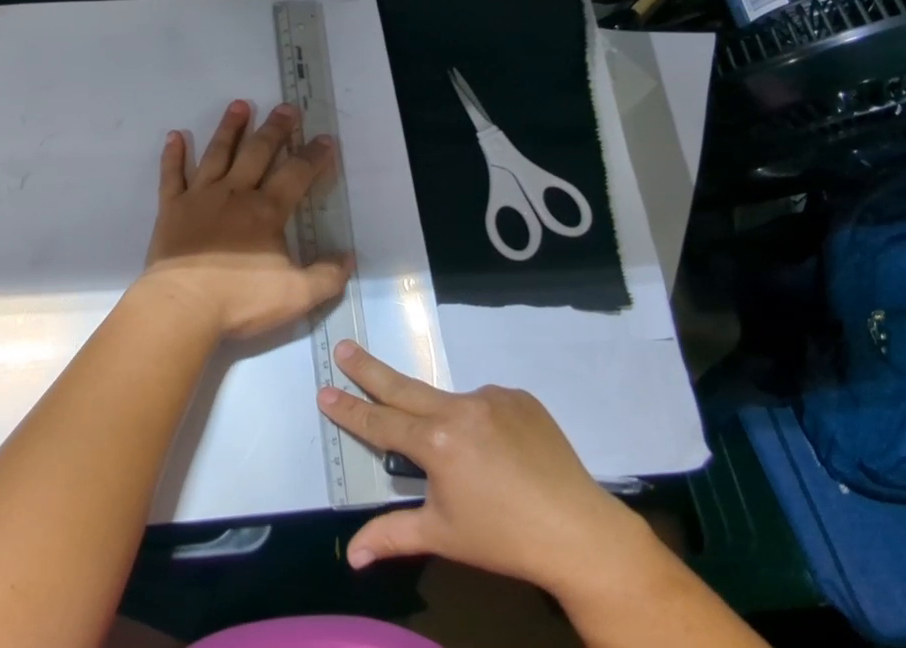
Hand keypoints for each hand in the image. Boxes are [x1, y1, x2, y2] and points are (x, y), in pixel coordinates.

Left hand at [137, 99, 349, 338]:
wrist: (182, 306)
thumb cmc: (240, 300)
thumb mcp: (296, 295)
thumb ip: (326, 276)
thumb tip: (349, 258)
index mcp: (267, 211)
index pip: (296, 174)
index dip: (314, 156)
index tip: (325, 139)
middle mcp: (234, 194)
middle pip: (257, 152)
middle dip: (275, 129)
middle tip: (286, 108)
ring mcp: (199, 198)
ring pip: (216, 154)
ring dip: (229, 128)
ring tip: (239, 105)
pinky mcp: (170, 209)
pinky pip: (171, 175)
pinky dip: (173, 155)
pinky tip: (175, 136)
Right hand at [317, 342, 651, 602]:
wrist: (581, 533)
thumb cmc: (503, 538)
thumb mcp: (442, 536)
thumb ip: (391, 535)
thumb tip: (350, 556)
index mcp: (436, 442)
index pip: (380, 423)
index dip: (350, 410)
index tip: (324, 391)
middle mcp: (460, 409)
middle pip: (403, 387)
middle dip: (369, 369)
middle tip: (345, 347)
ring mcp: (493, 398)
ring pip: (449, 400)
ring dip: (438, 414)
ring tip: (462, 457)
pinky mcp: (521, 398)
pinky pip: (485, 403)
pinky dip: (478, 419)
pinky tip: (493, 449)